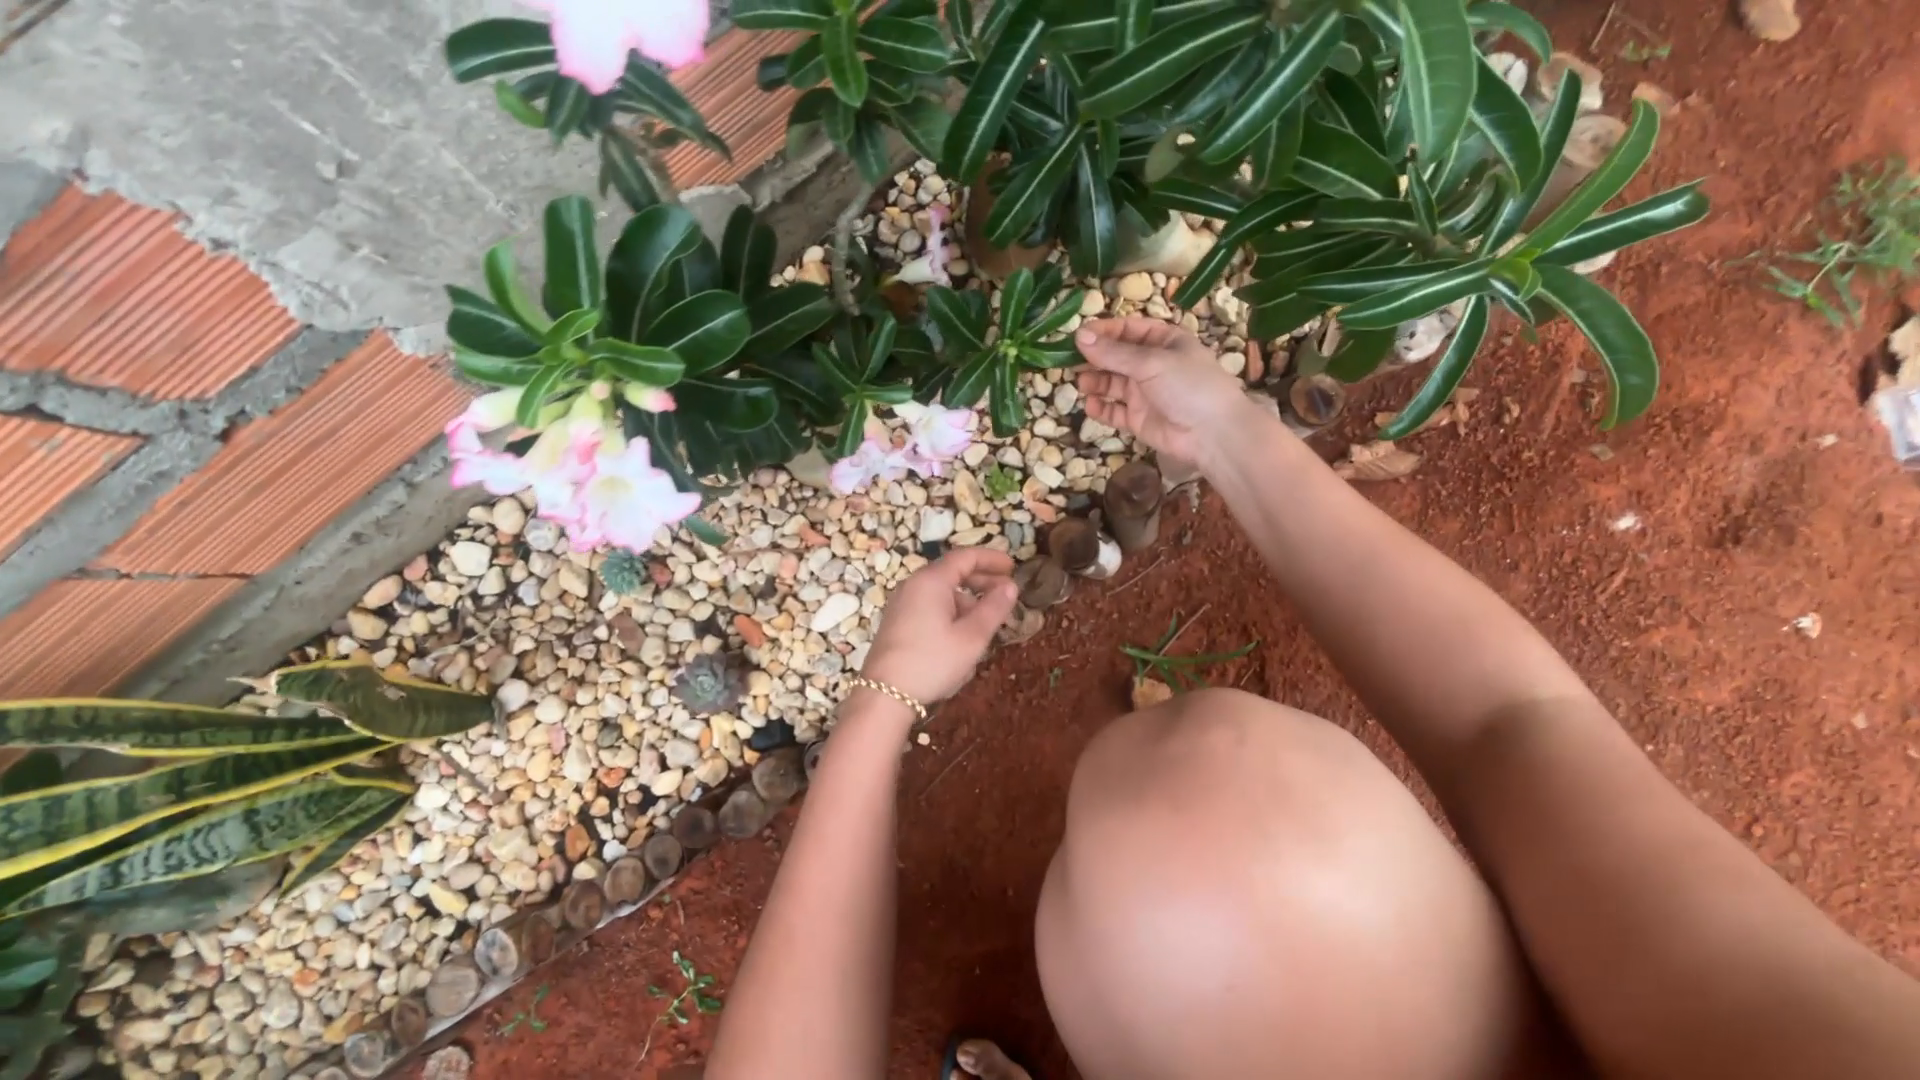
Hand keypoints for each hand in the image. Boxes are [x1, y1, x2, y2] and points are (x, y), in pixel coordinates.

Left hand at [859, 548, 1017, 707]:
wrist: (884, 695)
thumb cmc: (933, 661)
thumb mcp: (972, 637)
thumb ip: (994, 608)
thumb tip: (1011, 587)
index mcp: (931, 581)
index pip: (964, 556)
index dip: (991, 558)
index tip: (1012, 567)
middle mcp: (913, 585)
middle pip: (951, 572)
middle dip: (981, 580)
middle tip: (1006, 592)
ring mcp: (901, 604)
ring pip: (941, 592)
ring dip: (967, 600)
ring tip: (989, 620)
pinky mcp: (897, 623)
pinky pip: (929, 606)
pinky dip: (951, 611)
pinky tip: (962, 634)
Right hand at [1074, 317, 1256, 466]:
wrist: (1213, 433)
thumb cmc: (1189, 386)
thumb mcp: (1151, 362)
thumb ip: (1113, 353)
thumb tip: (1079, 336)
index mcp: (1164, 341)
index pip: (1128, 329)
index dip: (1104, 331)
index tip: (1078, 335)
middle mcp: (1153, 365)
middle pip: (1117, 356)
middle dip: (1094, 358)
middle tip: (1068, 361)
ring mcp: (1146, 393)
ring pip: (1112, 383)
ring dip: (1095, 382)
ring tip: (1080, 383)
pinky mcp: (1139, 419)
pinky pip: (1114, 411)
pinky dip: (1101, 408)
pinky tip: (1090, 406)